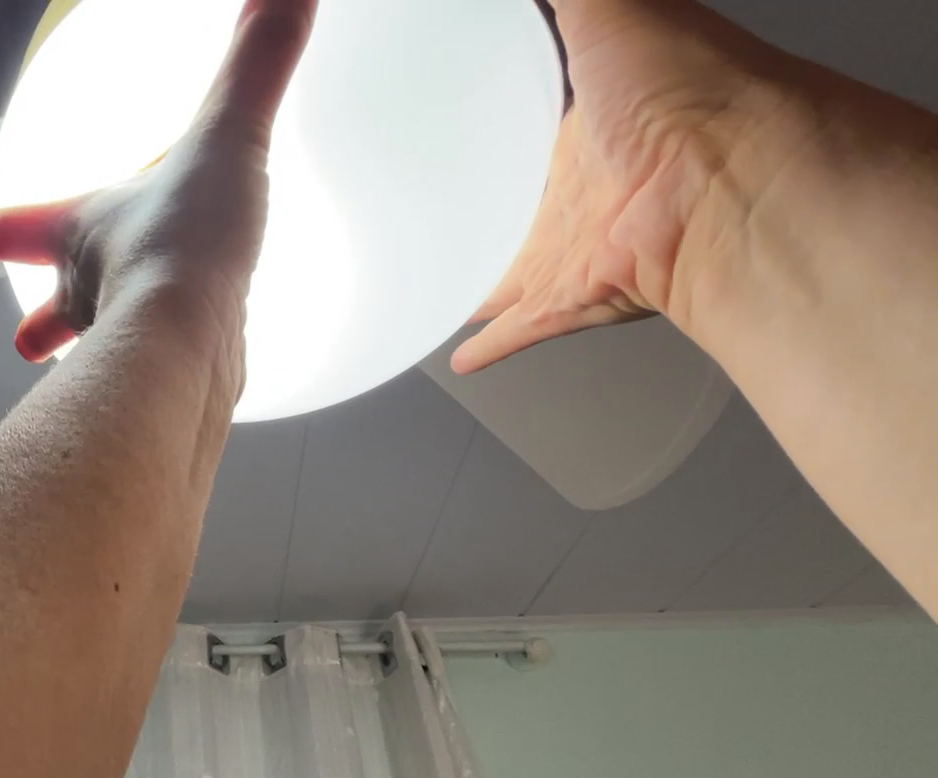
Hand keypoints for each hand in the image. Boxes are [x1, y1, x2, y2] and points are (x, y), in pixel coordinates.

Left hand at [0, 0, 316, 362]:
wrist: (188, 342)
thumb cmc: (178, 246)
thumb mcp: (221, 139)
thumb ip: (254, 67)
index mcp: (84, 236)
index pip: (33, 225)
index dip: (10, 225)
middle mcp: (90, 295)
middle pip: (54, 312)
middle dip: (42, 324)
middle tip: (25, 341)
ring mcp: (121, 346)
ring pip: (98, 351)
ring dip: (99, 353)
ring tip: (107, 364)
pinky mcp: (159, 385)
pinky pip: (156, 375)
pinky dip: (162, 373)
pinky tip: (184, 375)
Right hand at [455, 0, 812, 371]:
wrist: (727, 187)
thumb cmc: (692, 100)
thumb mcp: (617, 17)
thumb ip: (569, 5)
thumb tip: (536, 1)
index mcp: (589, 130)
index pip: (528, 130)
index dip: (494, 132)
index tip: (457, 134)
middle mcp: (578, 193)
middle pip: (511, 209)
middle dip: (477, 218)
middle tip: (437, 224)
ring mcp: (569, 250)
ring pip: (506, 274)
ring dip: (477, 285)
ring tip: (439, 289)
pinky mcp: (562, 298)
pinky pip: (514, 330)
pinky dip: (486, 347)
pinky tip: (462, 354)